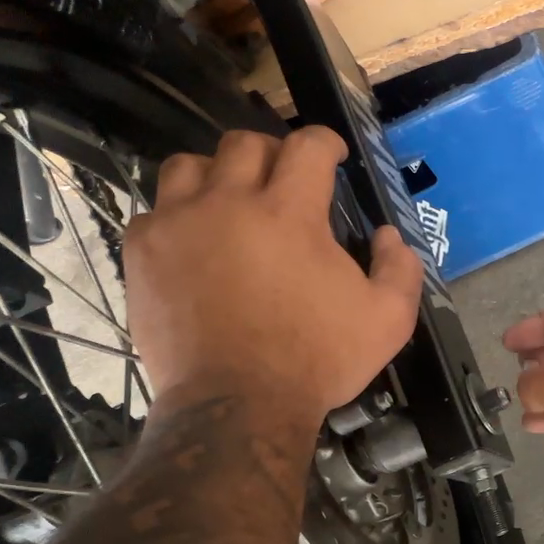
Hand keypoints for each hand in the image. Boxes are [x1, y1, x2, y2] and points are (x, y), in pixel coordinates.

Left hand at [124, 126, 424, 432]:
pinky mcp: (144, 251)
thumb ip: (400, 270)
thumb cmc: (320, 360)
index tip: (333, 151)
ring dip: (218, 173)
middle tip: (287, 177)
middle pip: (244, 144)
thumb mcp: (388, 321)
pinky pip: (156, 209)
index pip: (306, 148)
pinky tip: (198, 241)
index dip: (325, 141)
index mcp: (290, 214)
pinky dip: (180, 214)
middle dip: (273, 152)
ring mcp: (177, 223)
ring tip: (233, 200)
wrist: (239, 402)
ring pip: (189, 165)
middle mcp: (228, 202)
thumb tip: (389, 236)